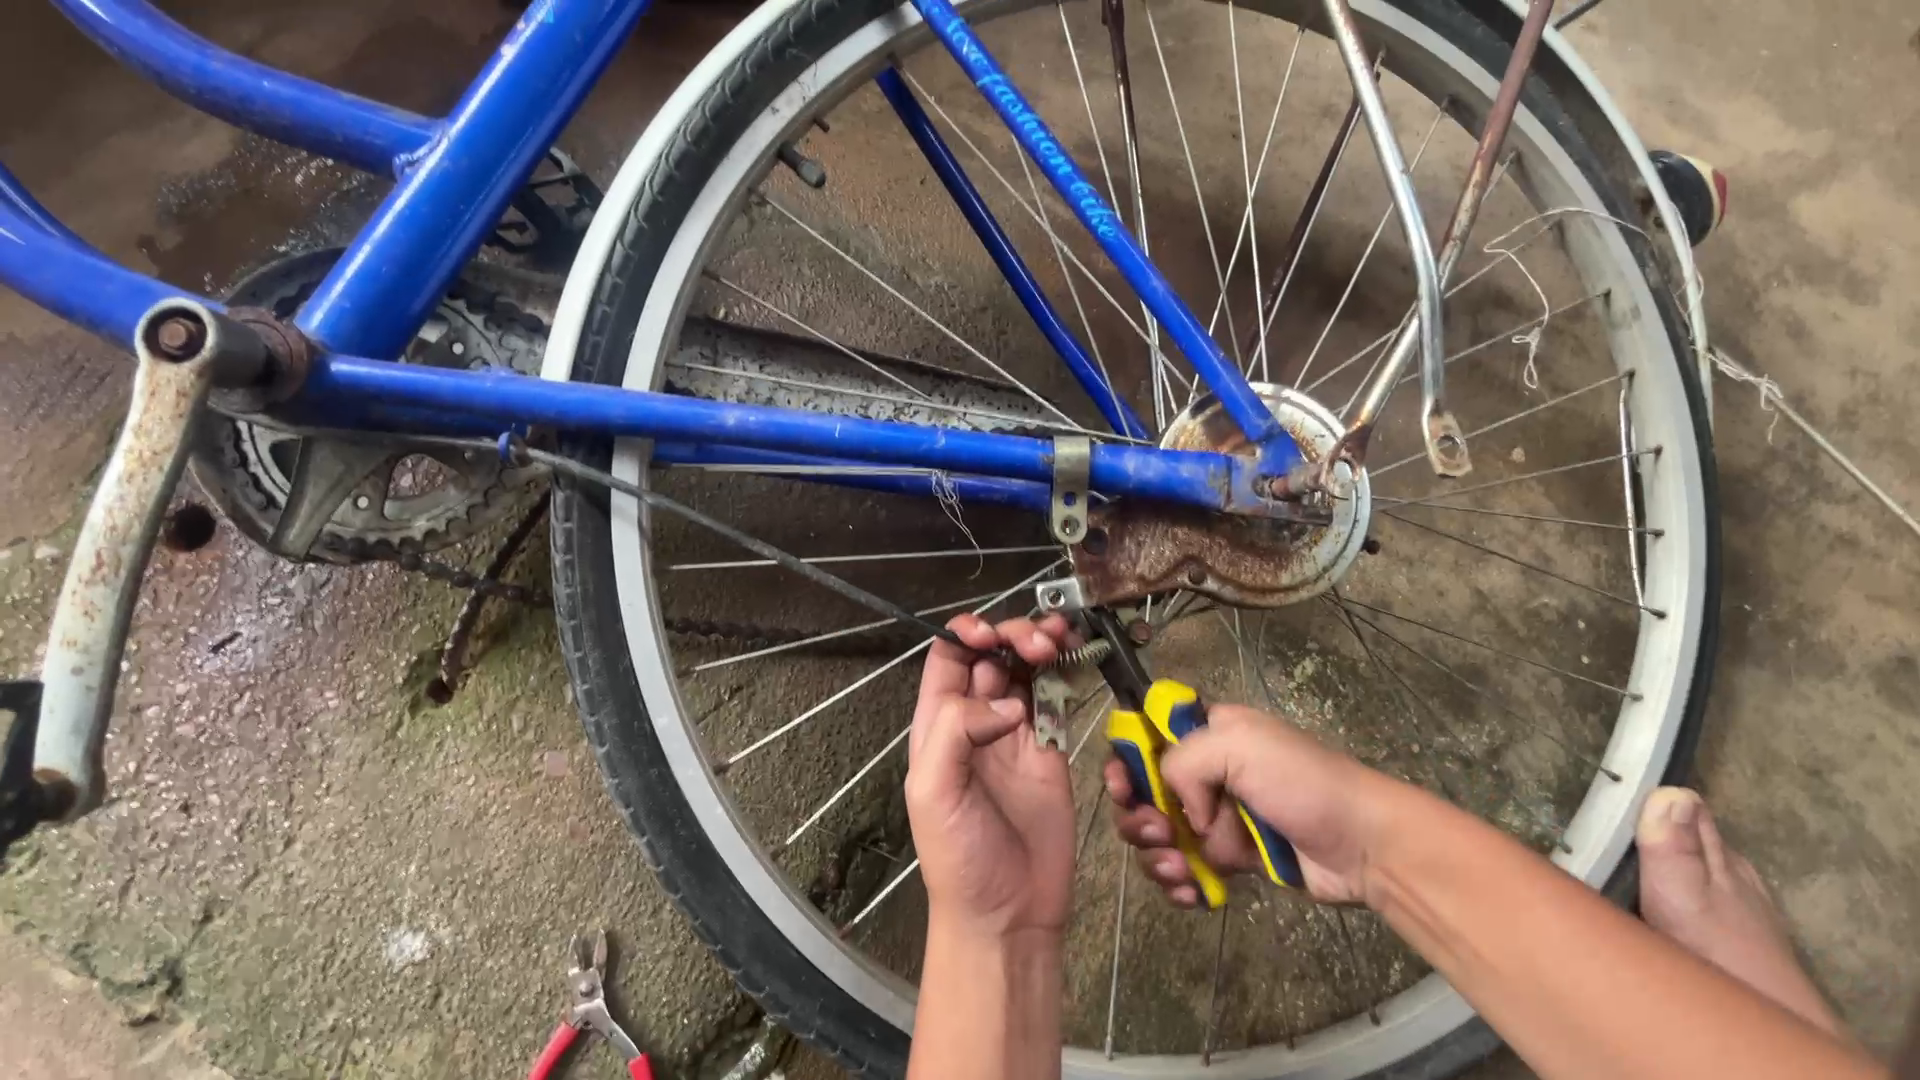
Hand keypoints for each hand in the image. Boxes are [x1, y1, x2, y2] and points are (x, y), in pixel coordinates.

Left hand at [906, 614, 1077, 938]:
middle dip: (1010, 635)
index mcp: (938, 725)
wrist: (1008, 912)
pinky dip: (1063, 673)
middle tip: (1036, 644)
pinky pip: (1055, 699)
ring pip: (1024, 670)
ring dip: (1038, 644)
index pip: (947, 659)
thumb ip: (956, 730)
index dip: (966, 635)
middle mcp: (975, 720)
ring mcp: (1015, 733)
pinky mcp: (1051, 749)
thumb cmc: (959, 857)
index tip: (990, 634)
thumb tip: (1008, 701)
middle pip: (990, 656)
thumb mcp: (934, 791)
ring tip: (1056, 640)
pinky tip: (1071, 661)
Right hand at [1105, 704, 1404, 905]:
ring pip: (1156, 838)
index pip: (1144, 738)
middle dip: (1138, 817)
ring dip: (1157, 857)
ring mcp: (1214, 818)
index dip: (1125, 761)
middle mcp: (1204, 772)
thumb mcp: (1238, 746)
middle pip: (1141, 793)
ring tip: (1181, 870)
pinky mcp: (1227, 859)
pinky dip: (1179, 885)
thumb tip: (1181, 811)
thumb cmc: (1301, 783)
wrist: (1363, 845)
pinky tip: (1191, 892)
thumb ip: (1183, 762)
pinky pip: (1182, 872)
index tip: (1124, 787)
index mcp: (1206, 732)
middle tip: (1159, 832)